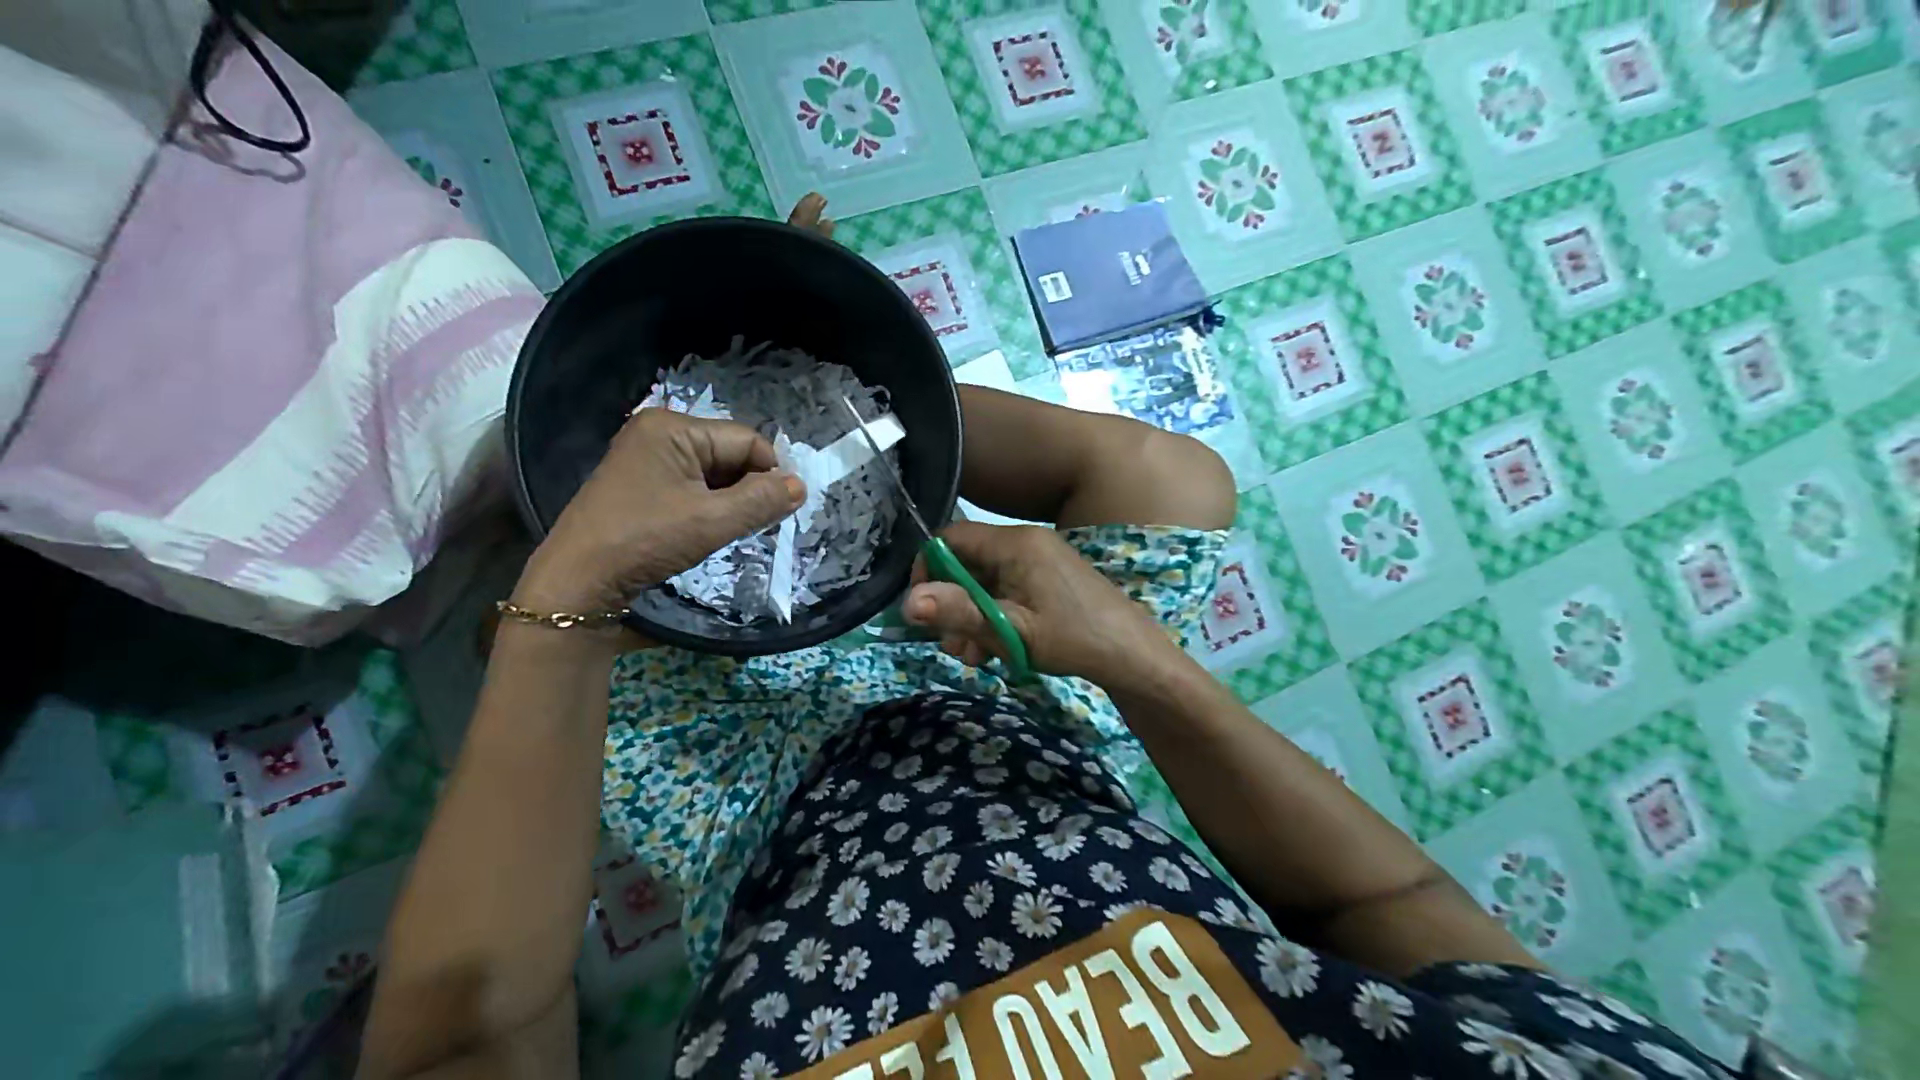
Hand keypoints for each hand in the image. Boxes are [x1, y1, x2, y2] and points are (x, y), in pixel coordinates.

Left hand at [512, 409, 804, 614]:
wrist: (579, 580)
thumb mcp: (712, 520)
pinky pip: (693, 485)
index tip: (777, 512)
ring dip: (730, 500)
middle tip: (752, 525)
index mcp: (673, 427)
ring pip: (714, 472)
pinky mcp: (642, 482)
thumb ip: (762, 500)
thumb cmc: (645, 540)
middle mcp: (659, 432)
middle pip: (730, 454)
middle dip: (748, 488)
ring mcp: (647, 456)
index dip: (769, 474)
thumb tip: (801, 487)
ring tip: (727, 530)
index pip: (747, 441)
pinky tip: (706, 529)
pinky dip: (709, 505)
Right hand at [901, 522, 1179, 686]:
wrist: (1133, 655)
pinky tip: (995, 650)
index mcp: (1015, 543)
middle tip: (954, 646)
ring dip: (971, 618)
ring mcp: (1038, 560)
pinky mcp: (1047, 578)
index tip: (925, 608)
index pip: (950, 538)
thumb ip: (959, 613)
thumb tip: (907, 603)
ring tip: (976, 656)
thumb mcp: (1011, 629)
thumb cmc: (1073, 638)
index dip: (928, 569)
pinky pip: (1005, 590)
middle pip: (966, 563)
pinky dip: (993, 617)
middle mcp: (1025, 542)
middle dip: (952, 605)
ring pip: (984, 582)